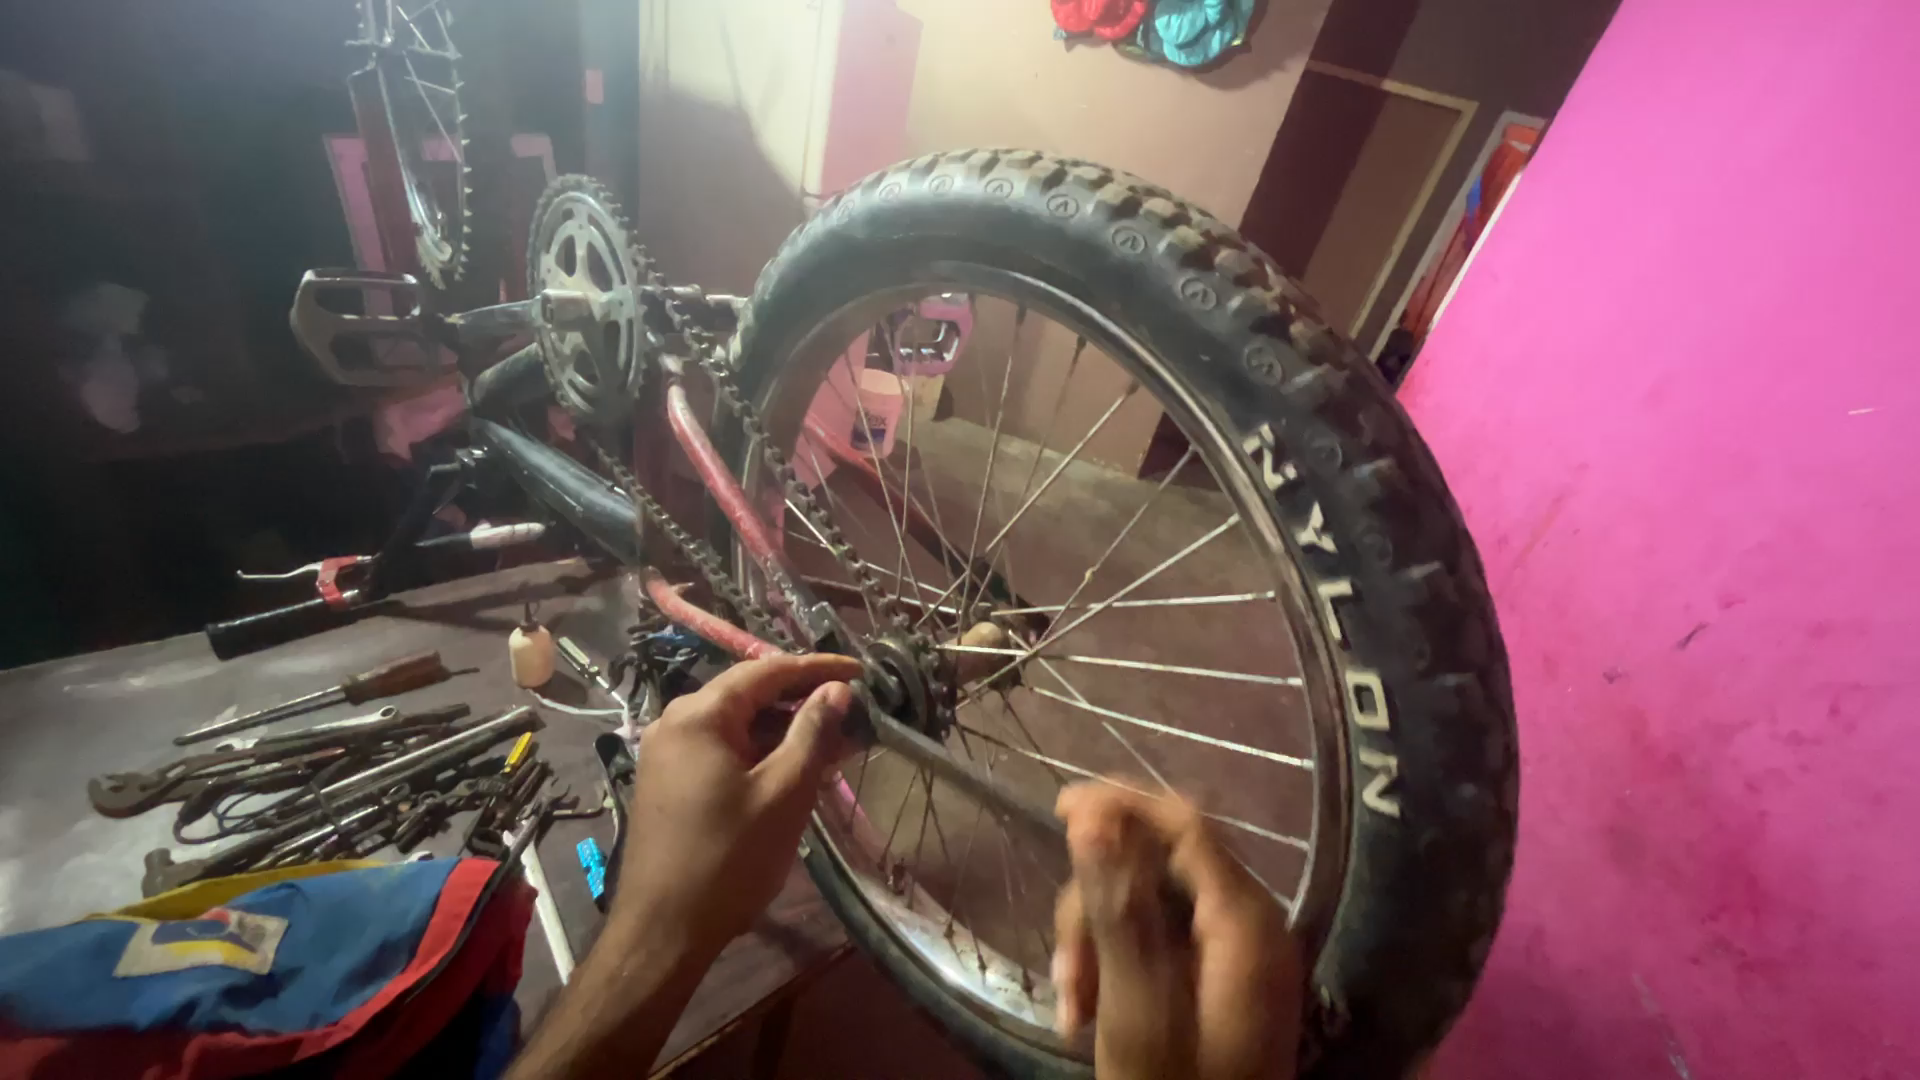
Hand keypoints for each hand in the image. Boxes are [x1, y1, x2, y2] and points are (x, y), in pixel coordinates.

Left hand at [614, 653, 861, 954]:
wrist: (661, 935)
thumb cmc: (728, 859)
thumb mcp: (784, 792)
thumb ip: (813, 732)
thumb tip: (838, 690)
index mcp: (699, 715)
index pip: (768, 670)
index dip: (818, 668)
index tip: (861, 672)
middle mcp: (676, 722)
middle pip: (750, 692)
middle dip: (803, 696)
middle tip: (850, 705)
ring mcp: (668, 751)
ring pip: (738, 722)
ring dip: (784, 726)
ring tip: (833, 736)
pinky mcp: (669, 779)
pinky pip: (723, 747)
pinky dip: (761, 748)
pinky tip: (794, 763)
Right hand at [1052, 785, 1301, 1079]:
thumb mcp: (1137, 1006)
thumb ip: (1116, 907)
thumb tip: (1089, 815)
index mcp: (1245, 920)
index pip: (1182, 821)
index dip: (1119, 801)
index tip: (1058, 807)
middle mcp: (1246, 919)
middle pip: (1155, 863)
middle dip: (1096, 902)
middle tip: (1064, 963)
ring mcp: (1231, 946)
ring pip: (1144, 898)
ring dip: (1095, 938)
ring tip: (1071, 1000)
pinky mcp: (1213, 969)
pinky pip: (1153, 931)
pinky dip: (1112, 956)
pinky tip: (1085, 1003)